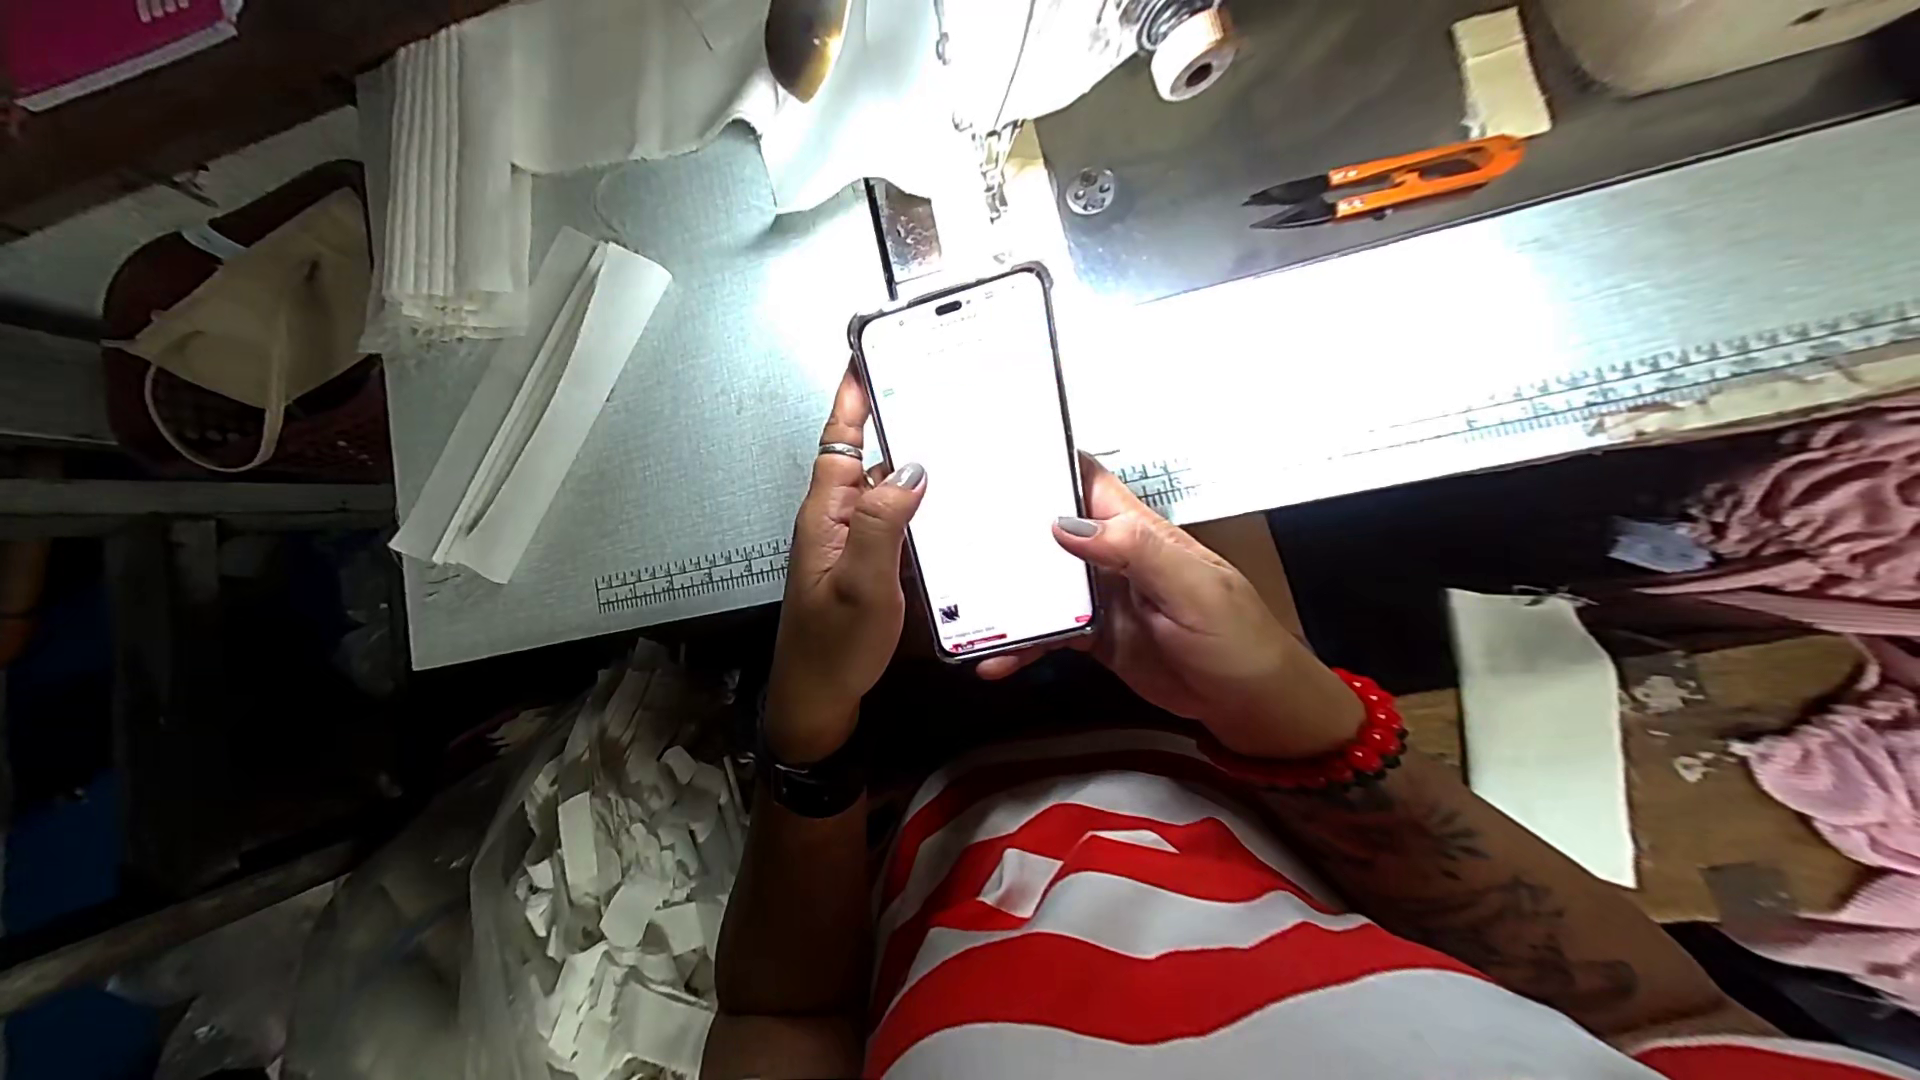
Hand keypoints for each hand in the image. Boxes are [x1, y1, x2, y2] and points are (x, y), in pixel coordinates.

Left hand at [766, 366, 926, 763]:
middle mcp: (841, 518)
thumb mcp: (861, 584)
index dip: (854, 396)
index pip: (840, 439)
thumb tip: (914, 469)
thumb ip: (884, 524)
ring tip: (962, 441)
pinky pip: (901, 520)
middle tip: (942, 391)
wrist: (820, 697)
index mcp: (827, 512)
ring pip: (890, 489)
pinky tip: (954, 505)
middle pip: (871, 456)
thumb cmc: (833, 645)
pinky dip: (925, 507)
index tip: (869, 354)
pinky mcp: (873, 562)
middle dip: (901, 422)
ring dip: (919, 467)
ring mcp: (858, 540)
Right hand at [978, 455, 1362, 759]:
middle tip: (954, 532)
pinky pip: (1045, 631)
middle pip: (1046, 529)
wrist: (1245, 704)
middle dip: (1005, 529)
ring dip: (1004, 592)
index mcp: (1135, 530)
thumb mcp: (1194, 590)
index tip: (995, 457)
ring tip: (964, 606)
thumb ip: (1136, 553)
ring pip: (1038, 583)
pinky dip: (1021, 643)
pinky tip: (998, 658)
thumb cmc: (1236, 638)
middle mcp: (1110, 556)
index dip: (1045, 462)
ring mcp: (1097, 595)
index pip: (1084, 479)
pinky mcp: (1090, 633)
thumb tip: (1065, 526)